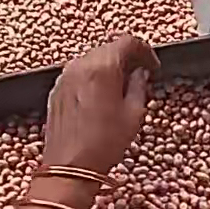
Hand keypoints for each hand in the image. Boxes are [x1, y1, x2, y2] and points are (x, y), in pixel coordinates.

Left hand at [41, 35, 159, 174]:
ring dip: (109, 68)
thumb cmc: (104, 143)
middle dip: (127, 59)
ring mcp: (65, 77)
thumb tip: (140, 74)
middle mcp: (80, 65)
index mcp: (103, 67)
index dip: (145, 51)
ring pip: (92, 60)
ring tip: (122, 88)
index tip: (152, 66)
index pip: (128, 42)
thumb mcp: (134, 114)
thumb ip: (139, 86)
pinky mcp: (57, 90)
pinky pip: (79, 74)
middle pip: (109, 48)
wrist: (70, 166)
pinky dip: (93, 78)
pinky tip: (102, 97)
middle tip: (141, 76)